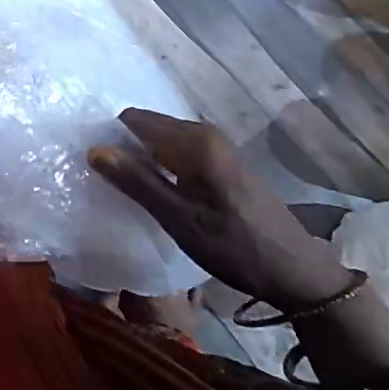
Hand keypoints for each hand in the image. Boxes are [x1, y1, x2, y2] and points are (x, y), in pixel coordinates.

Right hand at [88, 109, 352, 307]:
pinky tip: (155, 195)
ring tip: (125, 191)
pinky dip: (161, 169)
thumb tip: (95, 149)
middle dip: (125, 149)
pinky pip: (178, 155)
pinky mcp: (222, 165)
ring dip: (142, 161)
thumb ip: (136, 181)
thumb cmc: (234, 245)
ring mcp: (217, 148)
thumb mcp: (178, 218)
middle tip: (106, 183)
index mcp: (195, 140)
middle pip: (149, 129)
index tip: (94, 167)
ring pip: (163, 143)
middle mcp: (206, 134)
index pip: (135, 119)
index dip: (112, 139)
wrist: (295, 270)